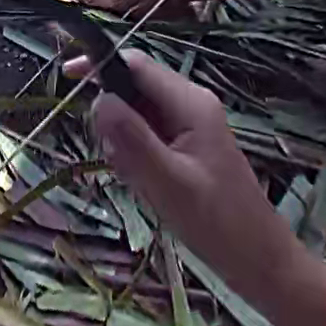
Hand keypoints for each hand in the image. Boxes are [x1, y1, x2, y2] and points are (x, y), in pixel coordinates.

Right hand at [72, 50, 294, 287]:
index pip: (137, 65)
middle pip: (135, 89)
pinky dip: (138, 157)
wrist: (260, 260)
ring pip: (138, 116)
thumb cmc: (217, 223)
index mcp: (189, 102)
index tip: (65, 78)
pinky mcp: (188, 146)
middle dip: (115, 119)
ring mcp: (190, 125)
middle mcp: (190, 104)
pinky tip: (148, 187)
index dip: (100, 64)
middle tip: (117, 160)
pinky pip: (150, 137)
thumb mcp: (167, 182)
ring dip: (126, 144)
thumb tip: (98, 99)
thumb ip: (132, 139)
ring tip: (139, 182)